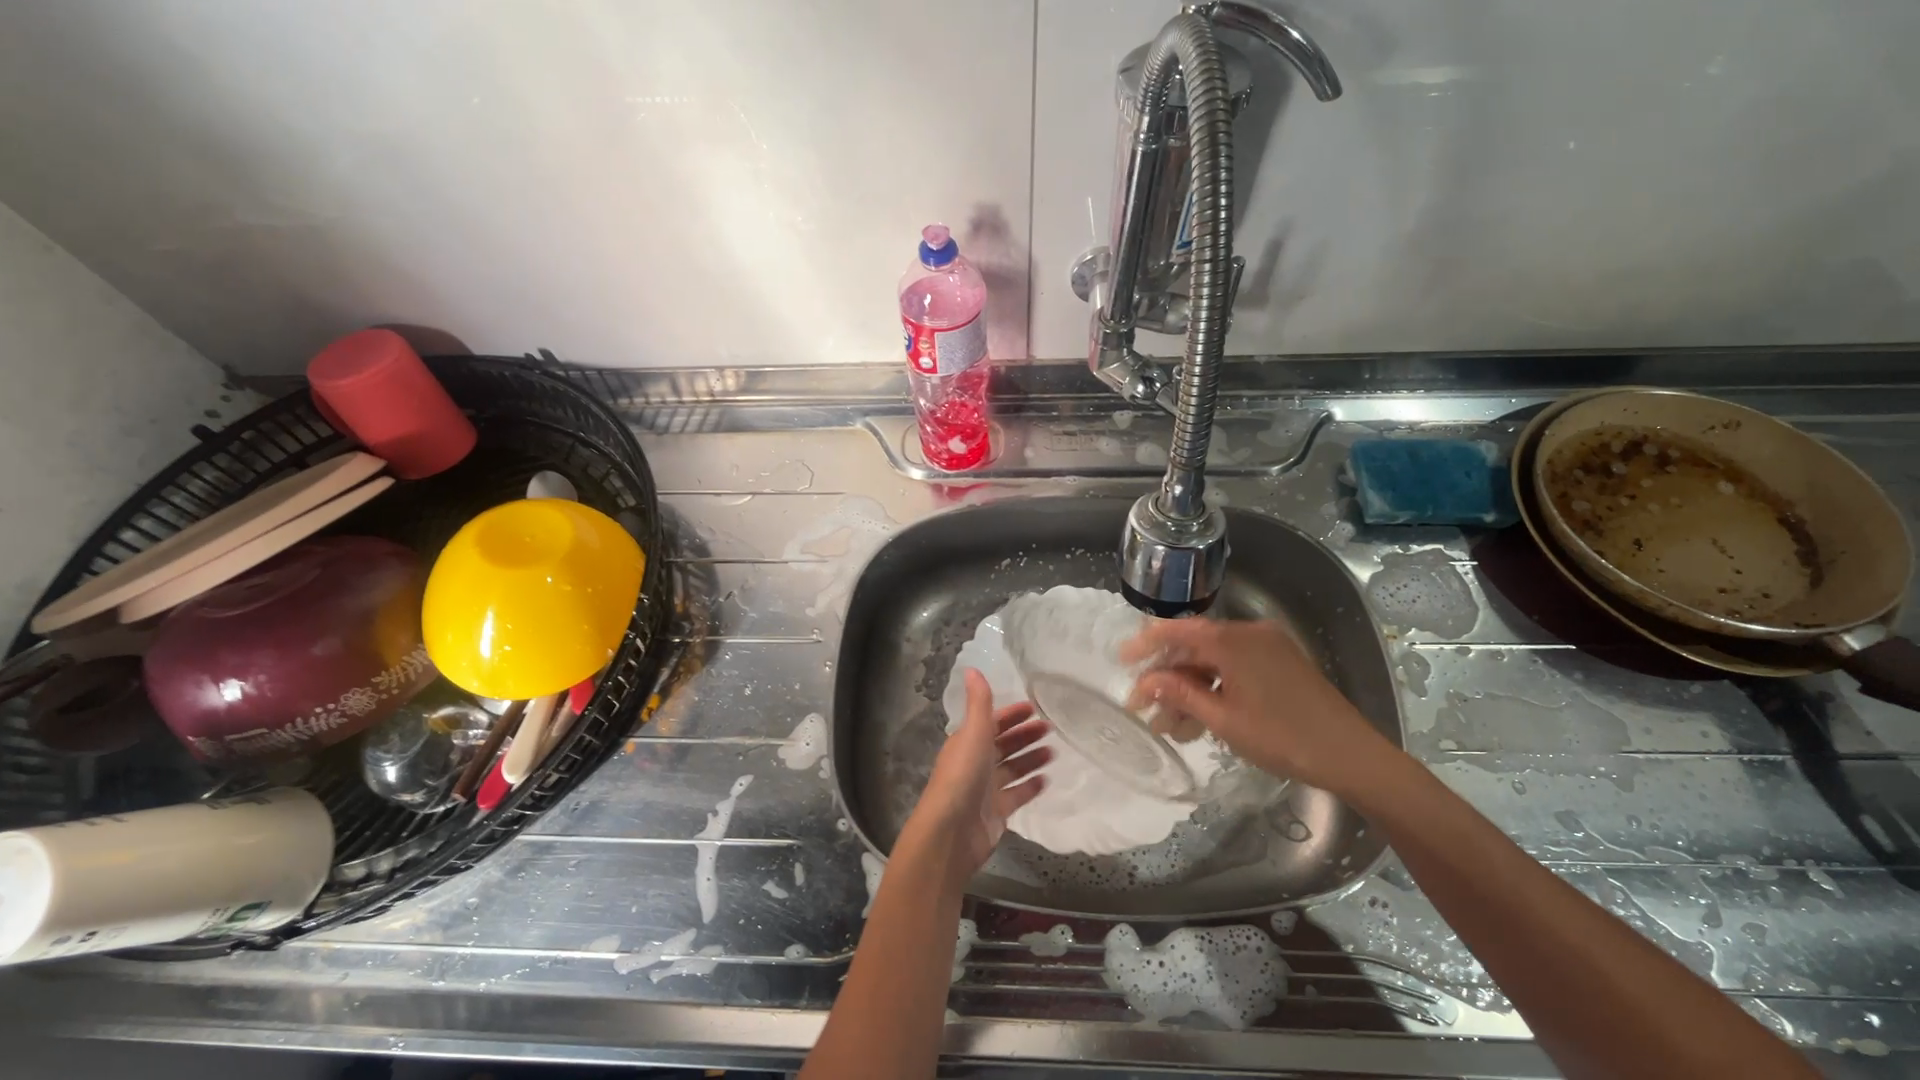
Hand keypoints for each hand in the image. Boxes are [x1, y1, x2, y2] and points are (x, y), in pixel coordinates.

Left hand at [898, 670, 1050, 885]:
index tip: (1034, 708)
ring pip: (1012, 768)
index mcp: (966, 742)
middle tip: (1052, 728)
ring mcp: (986, 789)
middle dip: (1025, 735)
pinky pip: (1017, 794)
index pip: (991, 723)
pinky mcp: (997, 813)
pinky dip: (1031, 786)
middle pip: (1004, 745)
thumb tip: (972, 668)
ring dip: (1031, 759)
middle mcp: (975, 763)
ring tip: (1055, 752)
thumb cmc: (963, 776)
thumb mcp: (973, 733)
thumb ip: (978, 702)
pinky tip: (1048, 780)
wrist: (952, 830)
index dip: (1011, 715)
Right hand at [1122, 619, 1394, 796]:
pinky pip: (1236, 668)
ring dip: (1190, 690)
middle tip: (1144, 710)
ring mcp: (1269, 648)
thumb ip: (1181, 695)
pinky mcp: (1282, 664)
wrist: (1350, 754)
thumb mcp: (1224, 719)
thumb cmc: (1282, 737)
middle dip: (1167, 679)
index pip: (1177, 631)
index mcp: (1233, 640)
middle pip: (1195, 648)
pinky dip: (1216, 689)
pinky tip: (1201, 719)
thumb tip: (1147, 682)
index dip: (1146, 645)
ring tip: (1170, 728)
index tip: (1121, 661)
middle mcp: (1250, 634)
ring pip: (1215, 662)